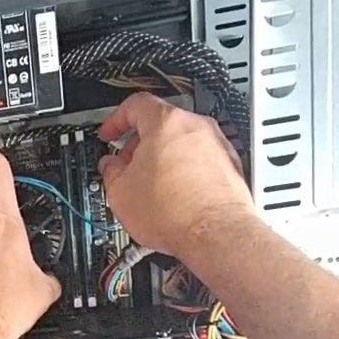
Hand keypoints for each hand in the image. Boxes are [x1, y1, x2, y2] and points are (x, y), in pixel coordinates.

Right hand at [96, 92, 257, 262]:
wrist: (213, 233)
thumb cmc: (175, 212)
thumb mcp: (121, 193)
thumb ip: (111, 171)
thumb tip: (111, 166)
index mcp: (165, 123)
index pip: (135, 105)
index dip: (116, 119)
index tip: (110, 134)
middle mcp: (195, 126)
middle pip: (160, 123)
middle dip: (139, 144)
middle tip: (126, 166)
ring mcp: (216, 144)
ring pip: (181, 143)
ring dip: (162, 159)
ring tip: (150, 188)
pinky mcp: (229, 164)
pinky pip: (198, 160)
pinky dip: (183, 172)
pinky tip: (172, 197)